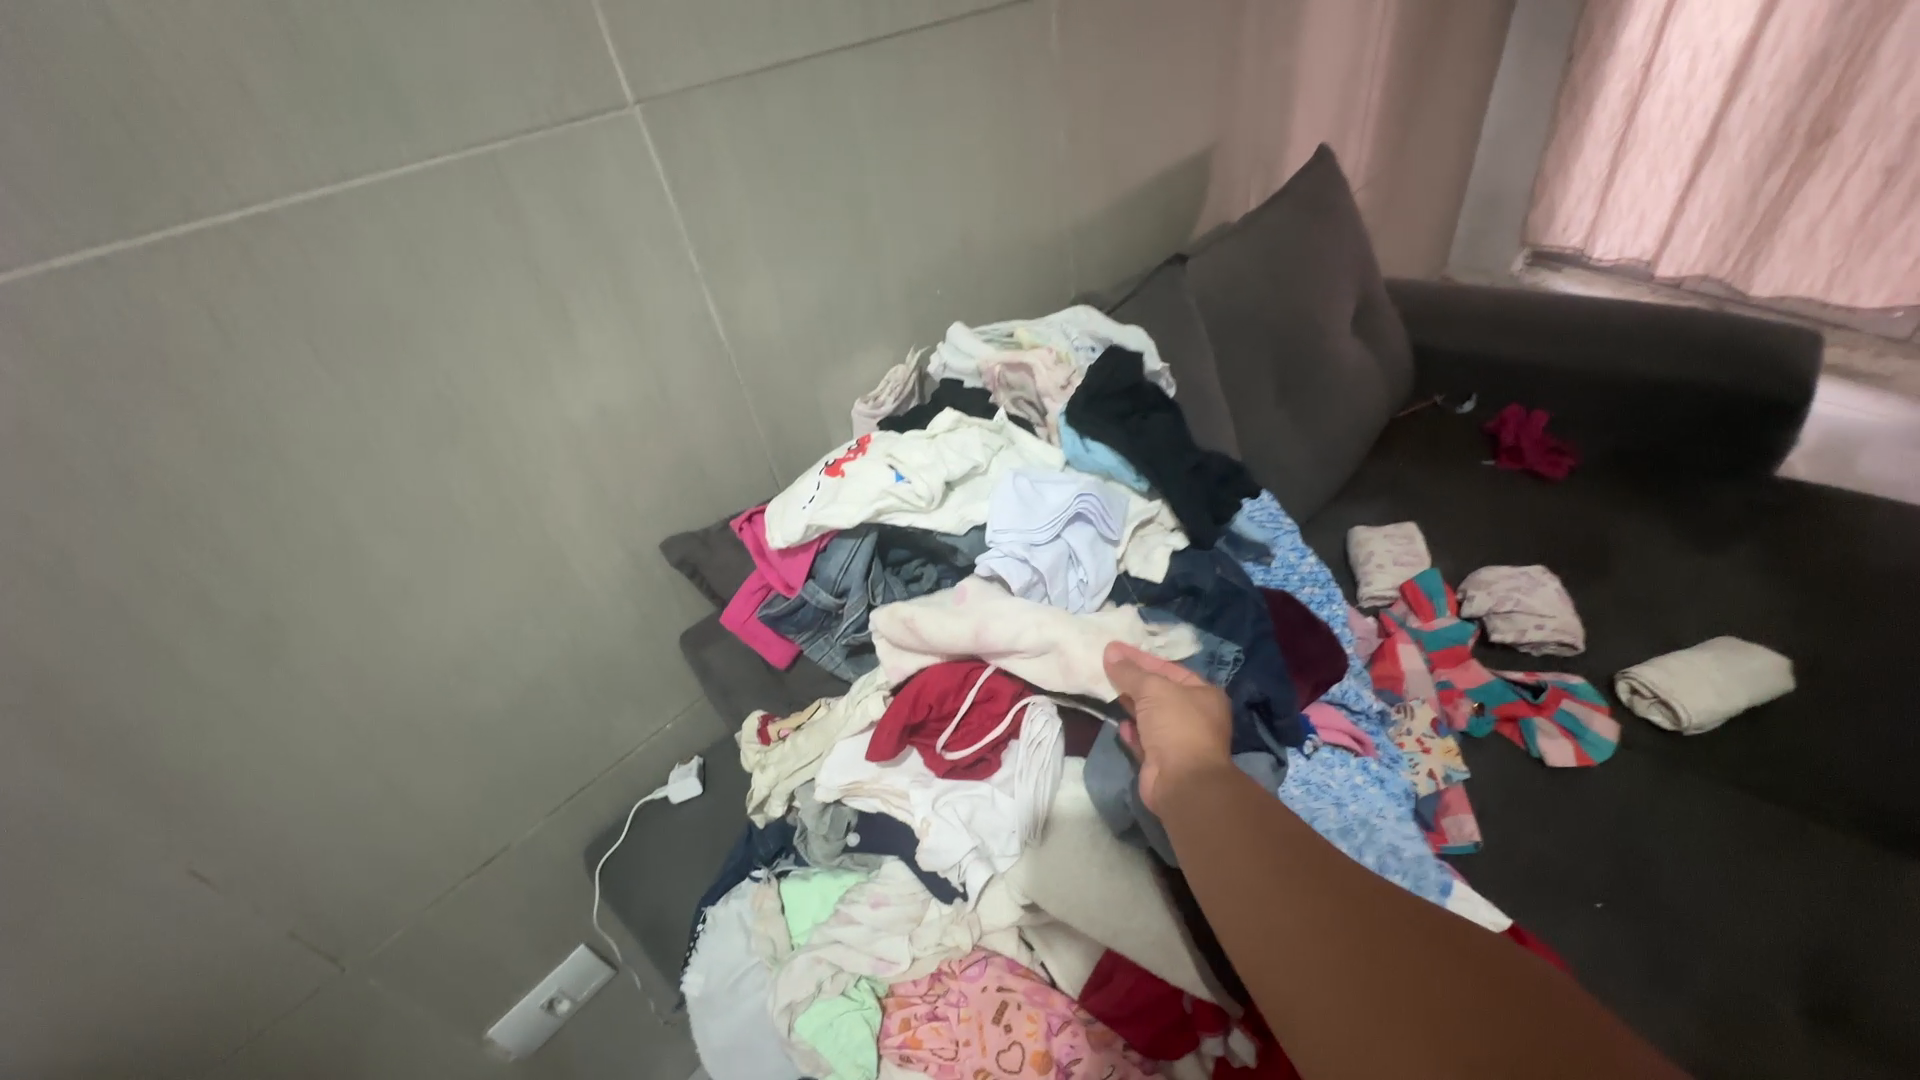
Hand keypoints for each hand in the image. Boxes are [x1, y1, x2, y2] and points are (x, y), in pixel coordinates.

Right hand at [1103, 641, 1233, 813]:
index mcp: (1203, 694)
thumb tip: (1110, 653)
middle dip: (1133, 681)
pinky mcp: (1162, 761)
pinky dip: (1132, 732)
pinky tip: (1120, 725)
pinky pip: (1144, 741)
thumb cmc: (1177, 725)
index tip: (1114, 649)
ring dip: (1130, 705)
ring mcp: (1179, 740)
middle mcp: (1195, 716)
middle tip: (1106, 667)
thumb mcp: (1153, 689)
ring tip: (1107, 690)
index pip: (1168, 668)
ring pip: (1150, 717)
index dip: (1140, 658)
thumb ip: (1130, 672)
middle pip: (1159, 692)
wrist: (1183, 781)